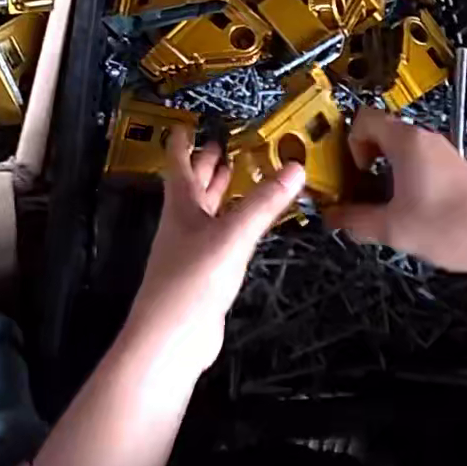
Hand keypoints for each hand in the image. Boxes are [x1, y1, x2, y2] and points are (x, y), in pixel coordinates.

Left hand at [125, 128, 304, 373]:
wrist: (170, 342)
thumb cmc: (193, 278)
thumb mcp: (232, 235)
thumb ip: (264, 202)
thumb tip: (296, 167)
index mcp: (181, 205)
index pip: (178, 163)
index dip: (181, 142)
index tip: (187, 124)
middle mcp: (182, 222)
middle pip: (192, 185)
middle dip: (206, 164)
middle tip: (224, 144)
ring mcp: (190, 249)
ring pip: (205, 210)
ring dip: (218, 191)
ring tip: (237, 174)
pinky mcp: (202, 274)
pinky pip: (217, 236)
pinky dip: (230, 221)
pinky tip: (244, 223)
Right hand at [326, 107, 466, 276]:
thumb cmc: (453, 227)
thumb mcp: (393, 229)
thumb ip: (355, 221)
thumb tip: (333, 218)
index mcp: (407, 141)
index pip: (363, 118)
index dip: (347, 141)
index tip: (349, 170)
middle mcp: (424, 139)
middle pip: (379, 131)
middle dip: (361, 156)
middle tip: (355, 186)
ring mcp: (441, 153)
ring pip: (398, 147)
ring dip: (381, 168)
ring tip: (378, 201)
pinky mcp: (453, 169)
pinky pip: (416, 160)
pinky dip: (402, 175)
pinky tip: (405, 207)